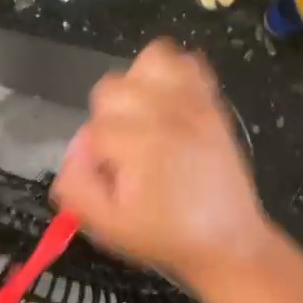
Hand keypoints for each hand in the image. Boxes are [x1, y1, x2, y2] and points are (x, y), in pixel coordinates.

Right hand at [52, 39, 276, 291]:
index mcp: (140, 143)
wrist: (228, 241)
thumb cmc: (165, 236)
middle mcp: (166, 114)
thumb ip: (76, 188)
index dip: (92, 157)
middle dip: (107, 117)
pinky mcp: (212, 104)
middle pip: (112, 87)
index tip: (108, 181)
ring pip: (150, 60)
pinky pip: (189, 64)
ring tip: (141, 120)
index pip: (92, 128)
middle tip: (122, 152)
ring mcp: (193, 104)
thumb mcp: (107, 226)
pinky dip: (172, 77)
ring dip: (137, 86)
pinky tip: (167, 107)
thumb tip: (74, 153)